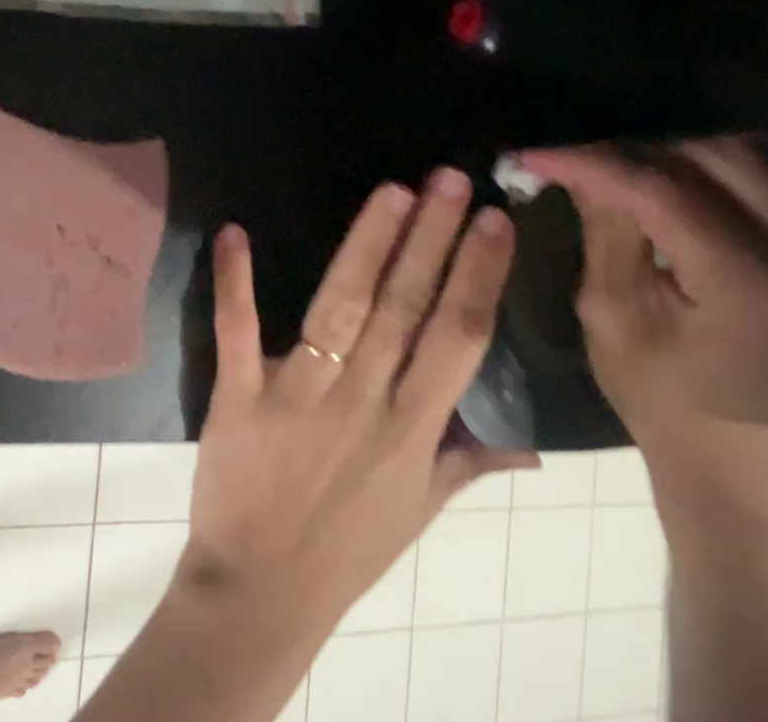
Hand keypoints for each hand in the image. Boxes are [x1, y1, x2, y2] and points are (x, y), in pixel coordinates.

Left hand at [183, 170, 536, 621]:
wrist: (263, 589)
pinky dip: (235, 282)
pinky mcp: (238, 398)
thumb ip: (470, 463)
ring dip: (367, 246)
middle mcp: (364, 403)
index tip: (494, 224)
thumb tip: (533, 445)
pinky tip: (236, 233)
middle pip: (405, 308)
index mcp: (415, 429)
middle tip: (449, 179)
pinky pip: (237, 332)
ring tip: (392, 194)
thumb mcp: (420, 510)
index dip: (479, 277)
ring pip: (340, 308)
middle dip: (432, 241)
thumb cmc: (347, 549)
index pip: (459, 338)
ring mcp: (297, 396)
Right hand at [521, 138, 767, 435]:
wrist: (741, 455)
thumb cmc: (661, 400)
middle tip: (574, 147)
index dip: (595, 163)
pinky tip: (656, 171)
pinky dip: (705, 166)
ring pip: (748, 158)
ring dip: (672, 148)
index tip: (536, 152)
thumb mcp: (613, 319)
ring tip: (610, 153)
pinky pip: (764, 180)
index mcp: (751, 289)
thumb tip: (577, 167)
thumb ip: (607, 234)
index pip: (665, 193)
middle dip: (634, 144)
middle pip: (718, 157)